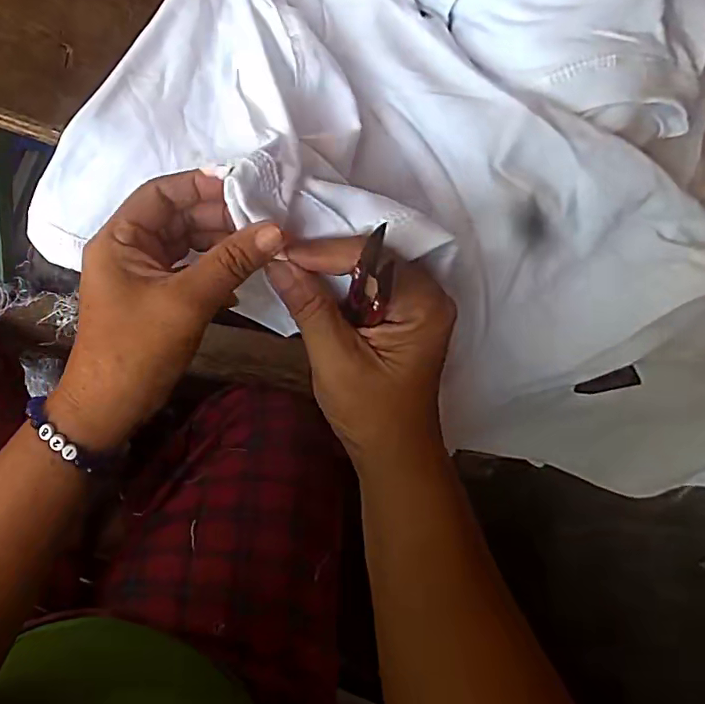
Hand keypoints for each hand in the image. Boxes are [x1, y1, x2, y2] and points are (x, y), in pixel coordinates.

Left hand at [50, 170, 283, 449]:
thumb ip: (230, 262)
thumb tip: (276, 230)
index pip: (159, 193)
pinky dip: (212, 265)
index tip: (243, 185)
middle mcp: (126, 248)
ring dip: (219, 240)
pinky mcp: (151, 293)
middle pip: (174, 216)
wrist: (108, 408)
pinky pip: (185, 266)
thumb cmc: (136, 350)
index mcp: (118, 239)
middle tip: (263, 218)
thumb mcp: (186, 301)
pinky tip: (243, 269)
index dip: (199, 184)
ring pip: (183, 241)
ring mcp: (138, 272)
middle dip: (217, 214)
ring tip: (260, 242)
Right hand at [265, 236, 455, 470]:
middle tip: (278, 254)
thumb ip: (309, 306)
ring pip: (363, 265)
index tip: (279, 253)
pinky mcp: (398, 311)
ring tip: (285, 264)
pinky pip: (363, 281)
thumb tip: (278, 263)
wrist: (392, 452)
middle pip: (369, 255)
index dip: (322, 251)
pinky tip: (304, 281)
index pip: (369, 256)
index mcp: (423, 303)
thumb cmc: (370, 413)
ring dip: (325, 266)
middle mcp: (427, 293)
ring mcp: (414, 301)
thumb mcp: (335, 359)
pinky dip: (333, 281)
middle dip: (322, 254)